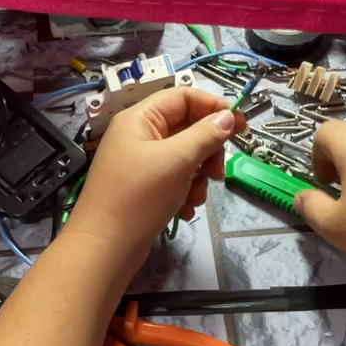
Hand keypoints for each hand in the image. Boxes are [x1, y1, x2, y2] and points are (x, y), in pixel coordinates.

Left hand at [62, 87, 244, 261]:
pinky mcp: (142, 188)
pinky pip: (173, 180)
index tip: (241, 127)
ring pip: (184, 158)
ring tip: (196, 198)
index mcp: (140, 119)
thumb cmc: (139, 197)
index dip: (214, 107)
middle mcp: (138, 136)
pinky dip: (185, 192)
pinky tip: (185, 211)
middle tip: (217, 173)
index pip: (184, 97)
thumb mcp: (178, 160)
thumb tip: (227, 117)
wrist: (105, 248)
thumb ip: (206, 135)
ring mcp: (139, 163)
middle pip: (187, 128)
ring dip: (198, 177)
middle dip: (208, 151)